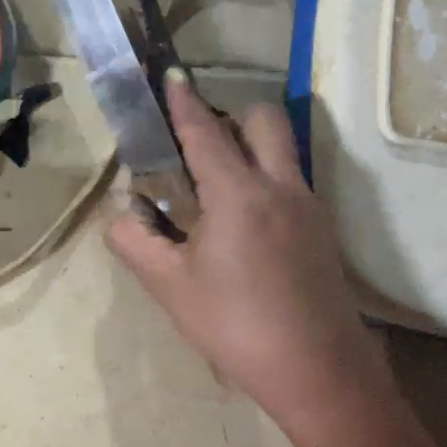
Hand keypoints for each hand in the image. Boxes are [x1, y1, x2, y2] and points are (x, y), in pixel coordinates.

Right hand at [106, 72, 389, 424]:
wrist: (318, 372)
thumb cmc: (233, 324)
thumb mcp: (166, 284)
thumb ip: (134, 240)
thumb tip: (125, 214)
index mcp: (238, 195)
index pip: (205, 133)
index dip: (183, 103)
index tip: (172, 74)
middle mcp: (281, 189)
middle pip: (264, 122)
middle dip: (229, 115)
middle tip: (192, 141)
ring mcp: (309, 209)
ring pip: (281, 150)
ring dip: (246, 147)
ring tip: (206, 185)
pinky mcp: (321, 232)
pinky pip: (288, 182)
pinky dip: (260, 179)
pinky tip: (232, 223)